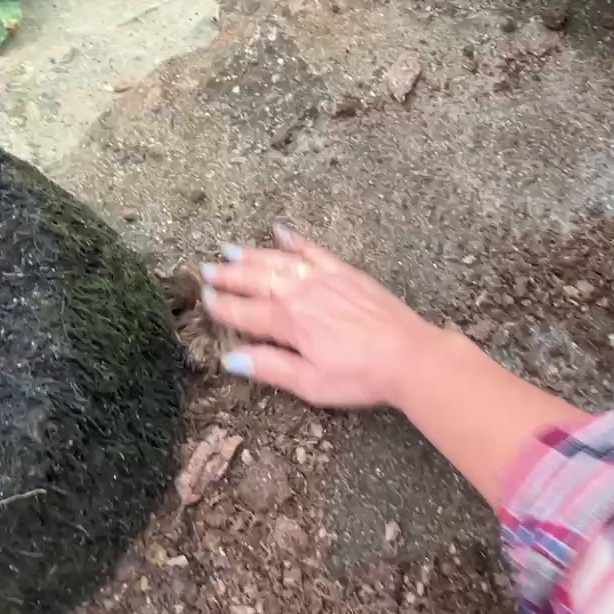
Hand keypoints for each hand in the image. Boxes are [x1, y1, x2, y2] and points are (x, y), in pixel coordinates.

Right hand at [200, 225, 447, 408]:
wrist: (408, 355)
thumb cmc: (359, 376)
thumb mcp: (310, 383)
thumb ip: (269, 367)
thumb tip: (231, 357)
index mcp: (290, 322)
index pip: (246, 313)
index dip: (223, 306)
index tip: (205, 298)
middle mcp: (301, 293)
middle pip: (257, 281)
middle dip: (229, 275)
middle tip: (205, 269)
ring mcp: (324, 278)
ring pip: (280, 261)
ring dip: (253, 255)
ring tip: (229, 248)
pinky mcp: (345, 272)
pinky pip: (314, 250)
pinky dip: (296, 239)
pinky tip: (281, 230)